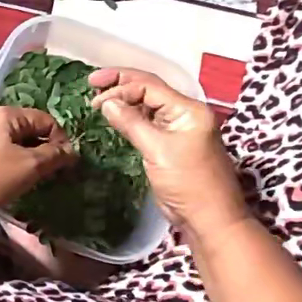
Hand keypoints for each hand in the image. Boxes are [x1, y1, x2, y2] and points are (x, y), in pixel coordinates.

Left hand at [0, 106, 75, 219]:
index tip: (66, 164)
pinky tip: (25, 182)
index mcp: (9, 115)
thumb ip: (55, 155)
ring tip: (43, 179)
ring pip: (24, 145)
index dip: (61, 140)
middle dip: (49, 151)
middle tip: (57, 173)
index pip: (47, 120)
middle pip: (35, 131)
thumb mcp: (29, 165)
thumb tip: (73, 151)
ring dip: (37, 161)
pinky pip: (12, 155)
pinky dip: (22, 166)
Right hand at [88, 67, 248, 237]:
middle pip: (148, 89)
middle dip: (120, 83)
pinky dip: (129, 115)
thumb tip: (105, 102)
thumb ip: (131, 122)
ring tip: (98, 97)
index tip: (95, 101)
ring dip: (123, 98)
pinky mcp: (170, 143)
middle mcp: (184, 113)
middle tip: (91, 81)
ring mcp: (178, 128)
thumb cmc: (189, 183)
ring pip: (147, 104)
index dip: (119, 88)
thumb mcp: (157, 150)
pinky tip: (114, 115)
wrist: (210, 219)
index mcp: (188, 109)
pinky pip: (147, 120)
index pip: (149, 86)